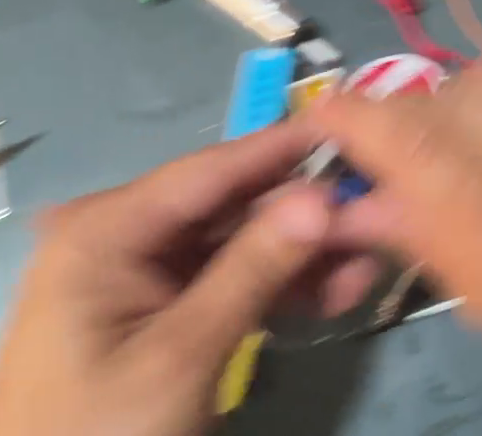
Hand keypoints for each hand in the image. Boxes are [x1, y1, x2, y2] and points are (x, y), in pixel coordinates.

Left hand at [0, 120, 346, 435]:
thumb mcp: (179, 357)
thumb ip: (254, 270)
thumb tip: (323, 197)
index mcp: (107, 229)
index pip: (212, 169)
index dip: (282, 146)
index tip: (348, 124)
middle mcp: (126, 234)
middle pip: (233, 206)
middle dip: (304, 216)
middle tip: (375, 216)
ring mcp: (144, 273)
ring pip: (241, 243)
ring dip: (301, 256)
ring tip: (366, 268)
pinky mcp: (163, 308)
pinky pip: (231, 280)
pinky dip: (278, 288)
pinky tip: (334, 295)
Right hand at [308, 51, 481, 396]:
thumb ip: (424, 243)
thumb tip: (348, 197)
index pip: (414, 153)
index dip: (356, 121)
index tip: (325, 113)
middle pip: (437, 107)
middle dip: (400, 122)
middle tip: (400, 151)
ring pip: (474, 78)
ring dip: (449, 106)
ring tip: (464, 145)